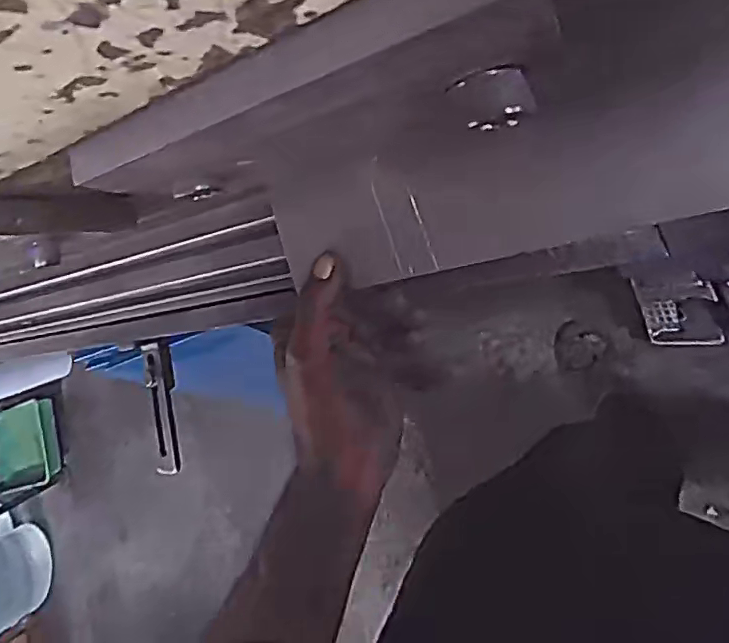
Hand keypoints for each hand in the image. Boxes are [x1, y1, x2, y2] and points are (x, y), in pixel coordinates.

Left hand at [273, 253, 412, 505]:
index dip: (341, 276)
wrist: (347, 472)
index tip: (366, 256)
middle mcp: (327, 339)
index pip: (321, 291)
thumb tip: (328, 260)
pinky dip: (415, 352)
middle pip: (357, 305)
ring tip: (417, 327)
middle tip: (402, 302)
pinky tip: (428, 352)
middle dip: (380, 303)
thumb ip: (315, 308)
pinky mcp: (381, 375)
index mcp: (299, 332)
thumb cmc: (320, 412)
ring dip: (401, 324)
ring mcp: (355, 357)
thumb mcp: (308, 354)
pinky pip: (400, 352)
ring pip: (381, 325)